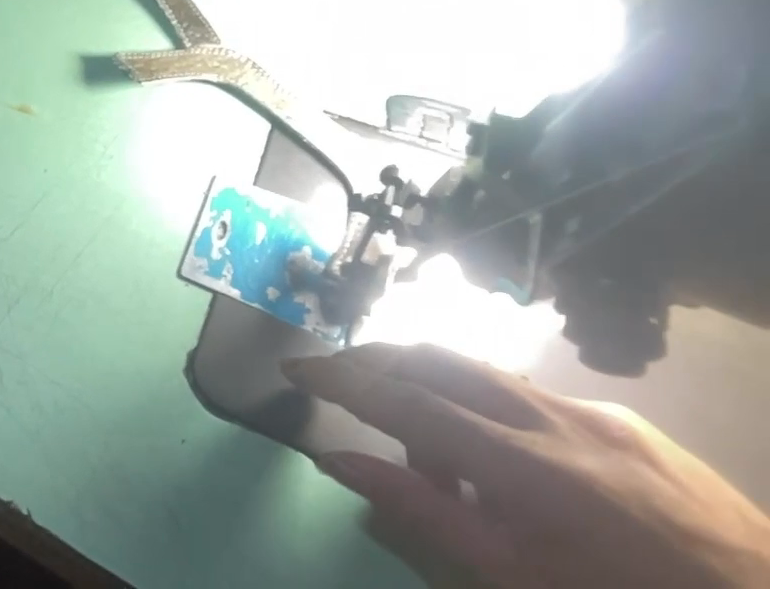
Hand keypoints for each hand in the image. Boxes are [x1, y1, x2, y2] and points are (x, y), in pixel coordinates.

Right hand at [285, 343, 769, 588]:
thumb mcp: (514, 579)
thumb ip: (420, 513)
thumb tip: (336, 460)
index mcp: (527, 467)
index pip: (404, 399)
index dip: (340, 377)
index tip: (293, 368)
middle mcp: (557, 419)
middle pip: (437, 357)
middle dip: (375, 360)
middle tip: (336, 381)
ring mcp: (600, 413)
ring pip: (481, 368)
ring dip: (428, 382)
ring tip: (421, 443)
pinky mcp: (631, 421)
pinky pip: (531, 393)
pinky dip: (485, 405)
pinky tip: (498, 457)